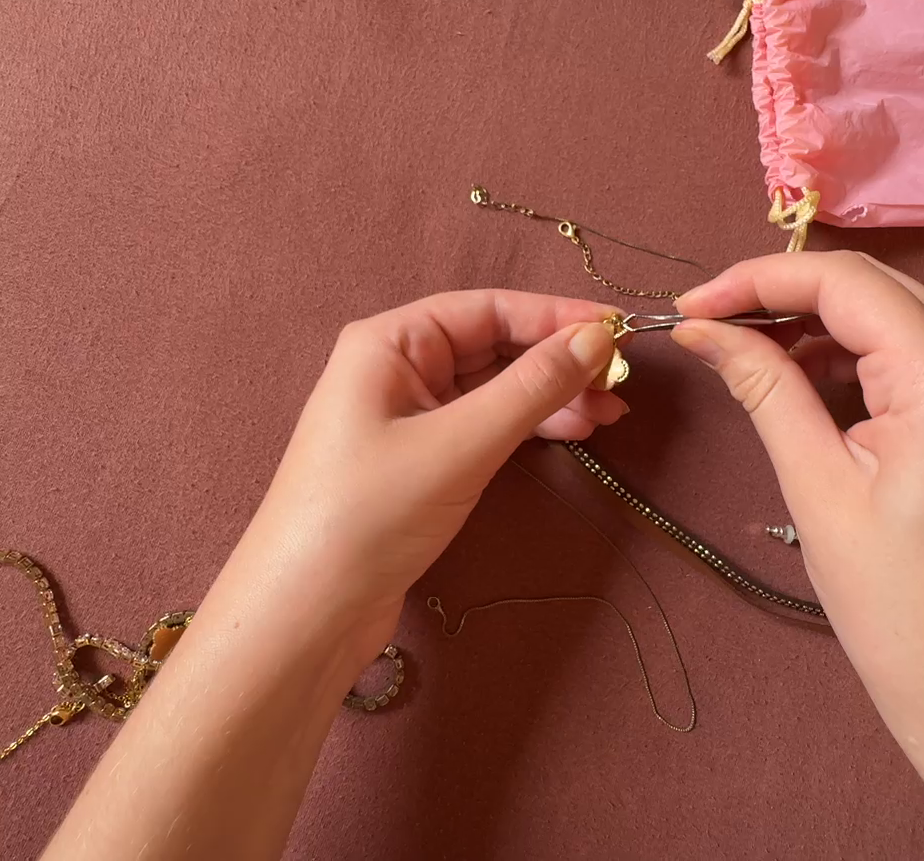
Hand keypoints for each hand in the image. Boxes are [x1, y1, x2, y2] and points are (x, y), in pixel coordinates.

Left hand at [47, 290, 626, 860]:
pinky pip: (486, 423)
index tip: (619, 328)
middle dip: (558, 360)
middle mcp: (399, 366)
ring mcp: (410, 413)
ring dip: (551, 396)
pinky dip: (529, 426)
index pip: (488, 308)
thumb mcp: (461, 442)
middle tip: (619, 381)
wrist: (304, 615)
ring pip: (496, 387)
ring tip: (608, 413)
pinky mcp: (422, 457)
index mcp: (392, 341)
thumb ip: (533, 386)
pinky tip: (572, 433)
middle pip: (494, 345)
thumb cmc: (371, 511)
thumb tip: (598, 335)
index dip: (557, 315)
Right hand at [672, 252, 923, 860]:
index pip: (843, 282)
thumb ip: (762, 385)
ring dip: (811, 320)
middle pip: (867, 285)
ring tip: (741, 349)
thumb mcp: (815, 483)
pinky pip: (905, 348)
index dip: (755, 280)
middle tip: (706, 323)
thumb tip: (700, 329)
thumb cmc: (894, 600)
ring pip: (885, 310)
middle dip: (779, 294)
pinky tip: (797, 374)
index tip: (689, 307)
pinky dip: (845, 350)